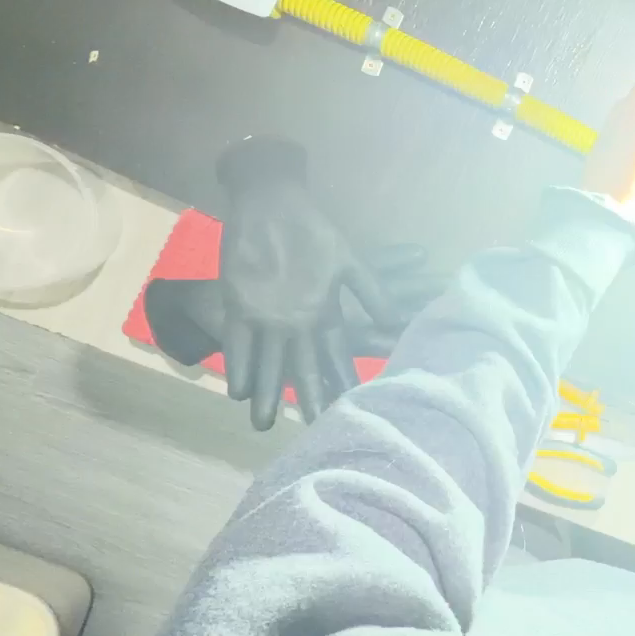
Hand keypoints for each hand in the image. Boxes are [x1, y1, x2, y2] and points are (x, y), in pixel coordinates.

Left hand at [216, 137, 441, 429]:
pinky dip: (239, 365)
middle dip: (306, 396)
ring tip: (263, 425)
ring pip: (269, 363)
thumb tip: (396, 320)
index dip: (341, 379)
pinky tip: (239, 391)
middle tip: (310, 428)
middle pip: (303, 367)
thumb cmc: (312, 232)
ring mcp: (267, 318)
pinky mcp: (239, 306)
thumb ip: (369, 290)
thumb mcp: (346, 260)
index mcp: (325, 313)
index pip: (336, 355)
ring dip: (267, 392)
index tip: (350, 407)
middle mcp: (297, 324)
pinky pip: (238, 342)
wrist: (270, 206)